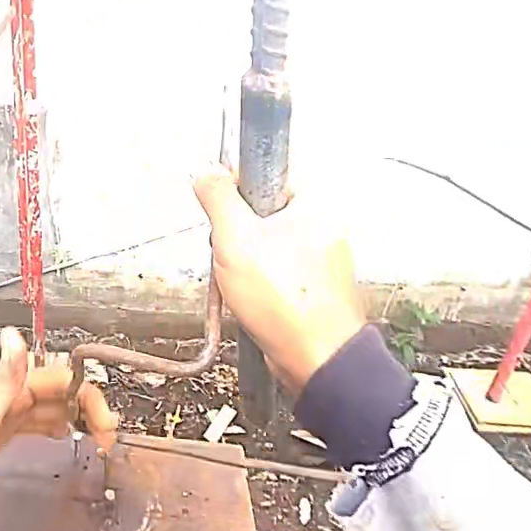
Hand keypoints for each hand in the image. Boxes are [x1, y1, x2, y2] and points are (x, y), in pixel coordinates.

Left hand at [0, 326, 118, 511]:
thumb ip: (6, 374)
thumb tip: (17, 333)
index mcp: (9, 386)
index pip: (63, 381)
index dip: (89, 396)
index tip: (106, 422)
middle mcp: (8, 394)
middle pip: (61, 393)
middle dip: (88, 408)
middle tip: (108, 435)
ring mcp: (2, 414)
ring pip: (50, 407)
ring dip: (76, 417)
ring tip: (96, 436)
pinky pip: (35, 423)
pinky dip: (54, 425)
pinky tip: (61, 433)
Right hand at [192, 164, 364, 393]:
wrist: (318, 360)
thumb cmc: (287, 302)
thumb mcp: (235, 239)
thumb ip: (219, 197)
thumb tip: (207, 172)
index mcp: (313, 199)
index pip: (264, 170)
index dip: (235, 188)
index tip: (223, 210)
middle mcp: (322, 221)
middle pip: (261, 209)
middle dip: (238, 232)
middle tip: (234, 253)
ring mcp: (321, 252)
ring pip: (265, 241)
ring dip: (246, 260)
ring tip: (245, 282)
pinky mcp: (315, 279)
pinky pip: (277, 267)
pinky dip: (261, 280)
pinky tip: (256, 298)